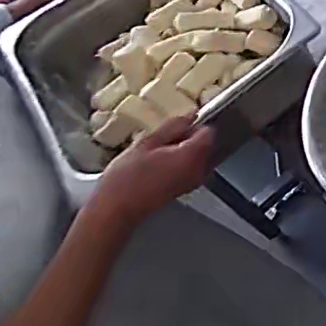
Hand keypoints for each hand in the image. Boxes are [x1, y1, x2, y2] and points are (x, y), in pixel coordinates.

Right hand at [83, 114, 215, 229]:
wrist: (116, 210)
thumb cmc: (127, 177)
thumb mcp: (146, 144)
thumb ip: (172, 127)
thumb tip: (190, 116)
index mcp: (193, 155)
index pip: (208, 132)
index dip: (194, 126)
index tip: (176, 127)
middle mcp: (201, 168)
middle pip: (205, 144)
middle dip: (188, 138)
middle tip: (161, 141)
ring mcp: (196, 180)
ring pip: (199, 156)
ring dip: (184, 150)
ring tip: (157, 153)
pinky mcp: (188, 188)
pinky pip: (193, 167)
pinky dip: (182, 162)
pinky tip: (159, 165)